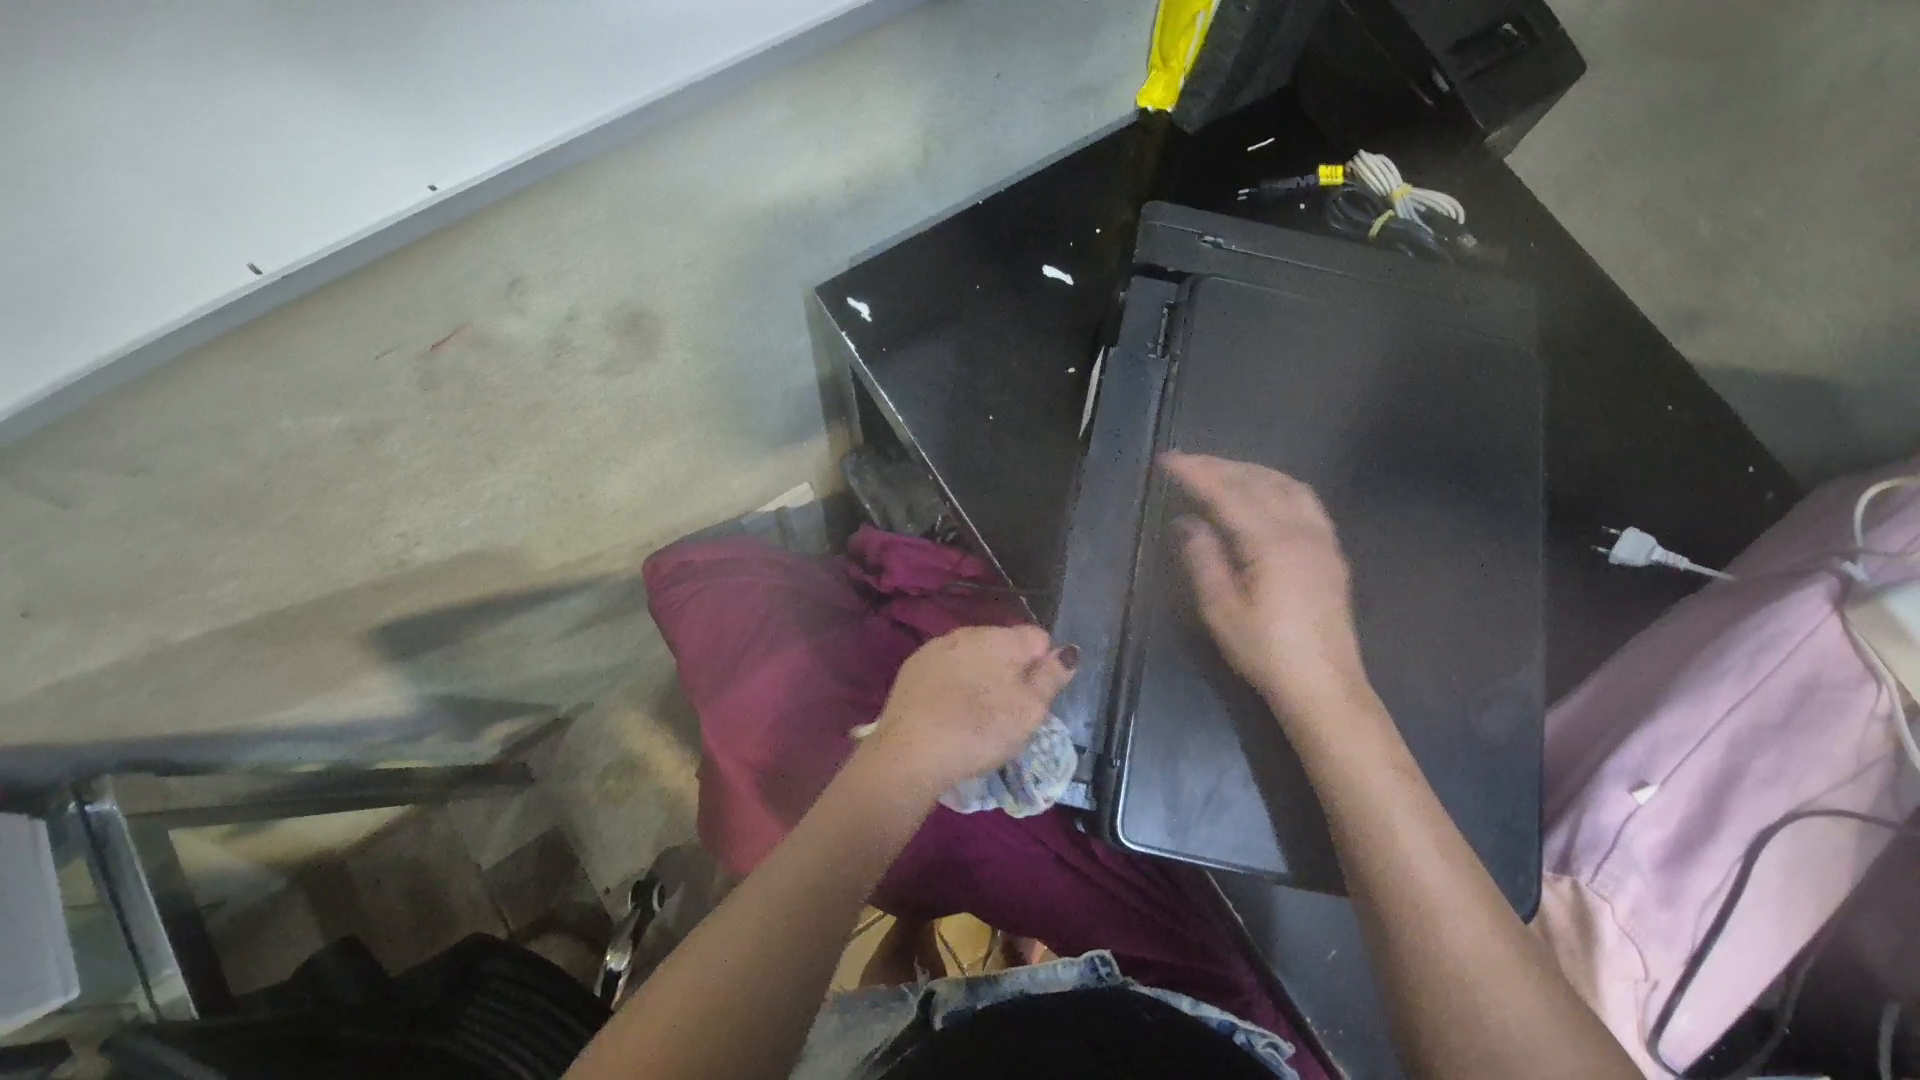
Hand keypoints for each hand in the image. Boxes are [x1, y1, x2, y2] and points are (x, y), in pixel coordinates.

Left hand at [857, 626, 1076, 798]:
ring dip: (980, 677)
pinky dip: (953, 686)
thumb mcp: (1030, 711)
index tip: (1033, 699)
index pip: (1038, 638)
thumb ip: (1051, 676)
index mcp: (1000, 638)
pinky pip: (946, 670)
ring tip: (976, 716)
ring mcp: (935, 648)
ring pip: (972, 657)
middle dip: (1011, 671)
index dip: (1042, 667)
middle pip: (1003, 646)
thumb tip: (1068, 651)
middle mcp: (967, 632)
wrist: (911, 752)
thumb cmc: (980, 730)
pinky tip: (948, 713)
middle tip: (1007, 712)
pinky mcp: (912, 668)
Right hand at [1163, 452, 1373, 721]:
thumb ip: (1203, 559)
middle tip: (1187, 462)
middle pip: (1259, 482)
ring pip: (1286, 486)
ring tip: (1221, 472)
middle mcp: (1301, 531)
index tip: (1167, 460)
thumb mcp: (1221, 610)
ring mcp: (1321, 540)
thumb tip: (1188, 522)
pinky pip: (1304, 501)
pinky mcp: (1330, 553)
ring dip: (1251, 472)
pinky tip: (1264, 495)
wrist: (1324, 686)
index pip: (1228, 494)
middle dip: (1221, 466)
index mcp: (1271, 543)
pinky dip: (1277, 486)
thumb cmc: (1266, 652)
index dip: (1196, 474)